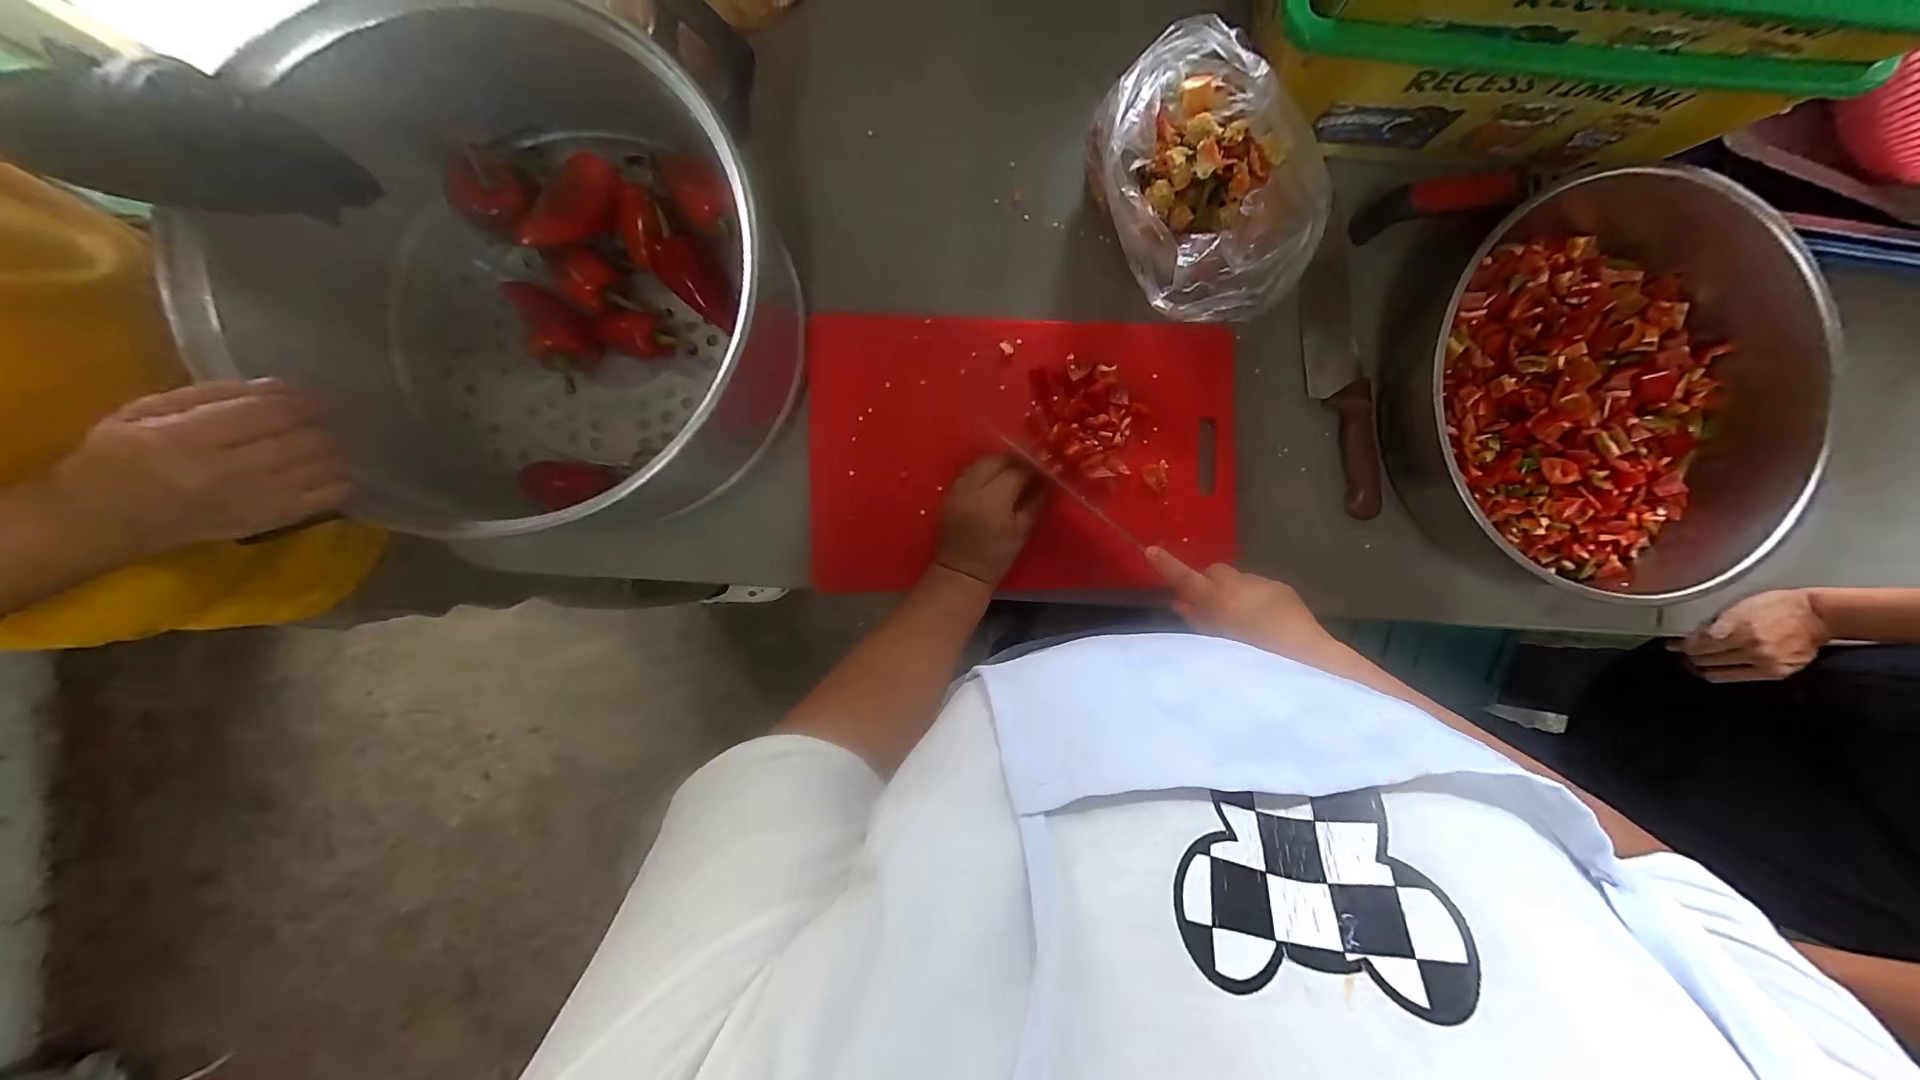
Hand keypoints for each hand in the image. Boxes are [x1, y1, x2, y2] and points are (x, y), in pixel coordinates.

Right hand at [47, 379, 353, 556]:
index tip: (315, 399)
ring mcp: (256, 500)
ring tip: (323, 444)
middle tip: (319, 422)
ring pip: (323, 468)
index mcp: (188, 438)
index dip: (302, 403)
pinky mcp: (273, 521)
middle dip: (320, 427)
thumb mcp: (147, 412)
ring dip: (333, 451)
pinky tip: (333, 472)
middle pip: (304, 441)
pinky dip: (341, 480)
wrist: (103, 520)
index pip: (267, 414)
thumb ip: (215, 395)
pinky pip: (328, 498)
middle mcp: (228, 471)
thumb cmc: (119, 458)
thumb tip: (280, 387)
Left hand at [932, 454, 1046, 586]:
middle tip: (1029, 470)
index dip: (1033, 468)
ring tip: (1013, 473)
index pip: (1017, 471)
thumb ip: (1036, 502)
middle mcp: (972, 489)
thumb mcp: (1023, 532)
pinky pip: (969, 472)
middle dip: (1015, 461)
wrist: (960, 572)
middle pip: (996, 460)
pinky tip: (994, 480)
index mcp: (993, 500)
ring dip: (999, 463)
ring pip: (980, 462)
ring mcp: (957, 489)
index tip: (1044, 471)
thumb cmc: (996, 557)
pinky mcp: (949, 493)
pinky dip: (983, 471)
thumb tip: (1047, 482)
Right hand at [1146, 547, 1346, 666]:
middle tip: (1208, 604)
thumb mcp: (1216, 641)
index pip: (1185, 578)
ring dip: (1233, 592)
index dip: (1167, 565)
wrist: (1304, 658)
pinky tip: (1264, 621)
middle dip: (1208, 582)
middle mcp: (1238, 584)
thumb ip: (1196, 619)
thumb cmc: (1252, 657)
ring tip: (1240, 618)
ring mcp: (1263, 584)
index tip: (1150, 551)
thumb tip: (1179, 602)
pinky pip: (1259, 587)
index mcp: (1218, 599)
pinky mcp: (1282, 589)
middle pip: (1214, 571)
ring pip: (1237, 580)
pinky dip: (1254, 598)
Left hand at [1672, 588, 1829, 681]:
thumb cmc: (1777, 606)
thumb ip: (1714, 624)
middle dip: (1690, 655)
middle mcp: (1750, 646)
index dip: (1680, 645)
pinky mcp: (1778, 672)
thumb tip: (1692, 636)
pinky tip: (1718, 668)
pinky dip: (1724, 673)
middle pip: (1703, 658)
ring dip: (1704, 666)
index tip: (1672, 645)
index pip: (1696, 644)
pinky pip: (1738, 677)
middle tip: (1685, 652)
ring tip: (1699, 660)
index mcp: (1738, 628)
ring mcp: (1765, 661)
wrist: (1820, 616)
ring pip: (1716, 671)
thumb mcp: (1738, 607)